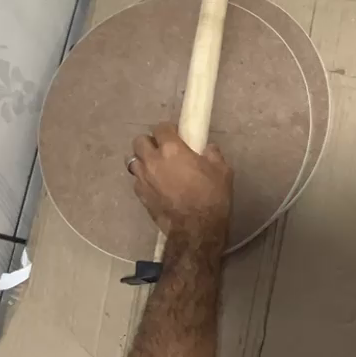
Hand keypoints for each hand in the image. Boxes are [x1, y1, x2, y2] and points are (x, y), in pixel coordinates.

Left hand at [128, 124, 231, 243]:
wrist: (196, 228)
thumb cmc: (211, 196)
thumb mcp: (222, 171)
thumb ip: (213, 154)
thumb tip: (207, 149)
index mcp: (172, 149)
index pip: (161, 128)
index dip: (168, 129)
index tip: (176, 134)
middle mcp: (153, 160)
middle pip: (139, 141)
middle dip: (150, 142)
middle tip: (162, 150)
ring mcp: (143, 178)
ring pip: (133, 160)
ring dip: (143, 160)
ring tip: (155, 167)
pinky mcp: (140, 195)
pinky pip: (136, 180)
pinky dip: (144, 179)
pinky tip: (155, 185)